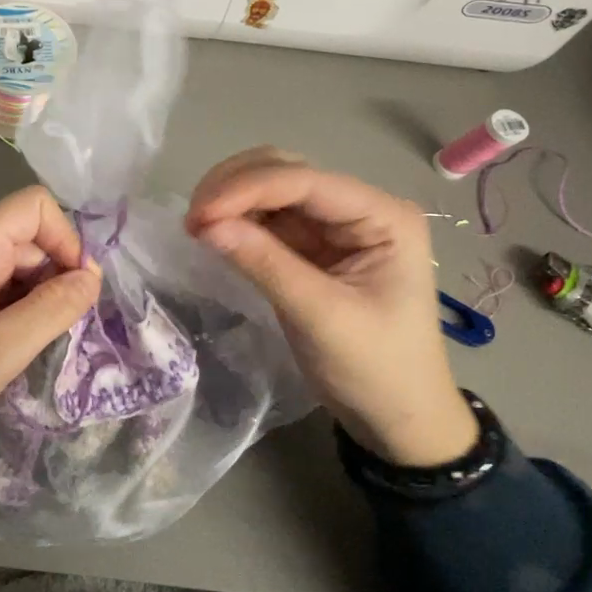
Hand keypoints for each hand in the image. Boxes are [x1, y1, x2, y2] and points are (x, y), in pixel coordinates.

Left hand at [0, 186, 101, 484]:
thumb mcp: (1, 350)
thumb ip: (53, 309)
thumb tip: (94, 276)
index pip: (35, 205)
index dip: (66, 238)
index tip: (77, 291)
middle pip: (34, 237)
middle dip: (59, 276)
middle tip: (61, 332)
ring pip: (24, 266)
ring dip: (43, 298)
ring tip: (37, 346)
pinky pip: (7, 287)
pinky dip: (24, 310)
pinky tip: (20, 348)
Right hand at [185, 148, 476, 466]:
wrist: (398, 421)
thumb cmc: (377, 370)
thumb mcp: (322, 318)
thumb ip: (265, 264)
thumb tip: (204, 224)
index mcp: (383, 216)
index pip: (304, 180)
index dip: (246, 189)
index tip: (199, 215)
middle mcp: (358, 207)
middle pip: (284, 170)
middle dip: (234, 186)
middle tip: (193, 220)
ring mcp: (333, 225)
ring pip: (269, 187)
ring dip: (230, 199)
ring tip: (197, 226)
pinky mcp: (310, 244)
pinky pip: (265, 216)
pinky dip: (235, 219)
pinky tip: (213, 233)